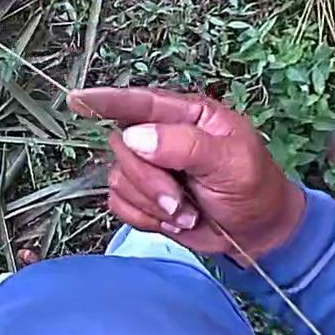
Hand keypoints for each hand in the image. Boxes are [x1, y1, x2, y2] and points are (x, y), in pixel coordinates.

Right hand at [68, 87, 304, 264]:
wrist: (258, 235)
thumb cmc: (254, 190)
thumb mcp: (232, 162)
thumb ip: (185, 145)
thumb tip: (134, 137)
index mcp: (186, 116)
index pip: (138, 102)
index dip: (105, 100)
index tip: (76, 99)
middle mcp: (160, 137)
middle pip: (123, 147)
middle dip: (150, 181)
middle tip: (182, 202)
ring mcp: (148, 168)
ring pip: (118, 179)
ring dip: (151, 204)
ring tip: (187, 213)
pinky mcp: (141, 198)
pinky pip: (118, 204)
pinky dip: (144, 218)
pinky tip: (172, 221)